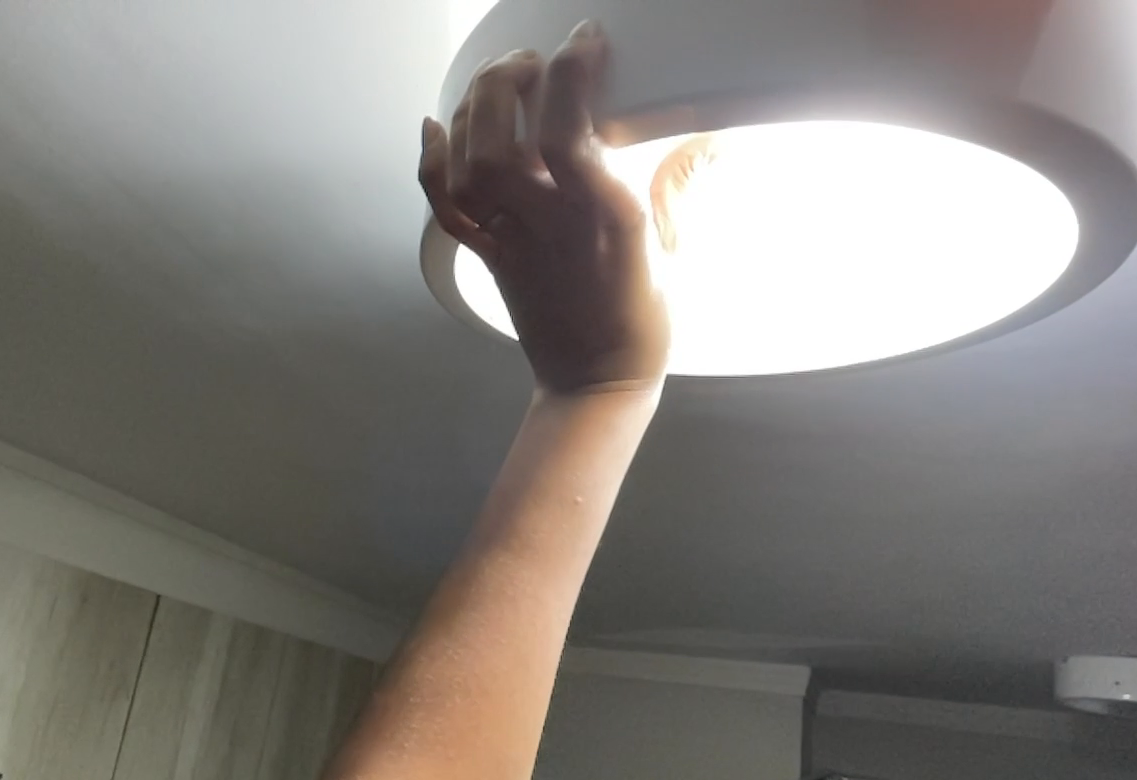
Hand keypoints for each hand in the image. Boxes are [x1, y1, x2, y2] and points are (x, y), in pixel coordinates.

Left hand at [420, 20, 669, 395]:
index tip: (582, 39)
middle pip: (500, 143)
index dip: (567, 69)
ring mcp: (514, 244)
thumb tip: (704, 139)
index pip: (567, 127)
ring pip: (469, 172)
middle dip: (503, 85)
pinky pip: (450, 214)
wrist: (594, 383)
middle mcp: (550, 224)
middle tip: (526, 63)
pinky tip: (433, 128)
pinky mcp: (492, 263)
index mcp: (604, 214)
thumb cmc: (640, 323)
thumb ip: (677, 187)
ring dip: (469, 118)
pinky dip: (432, 170)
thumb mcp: (671, 250)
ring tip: (493, 87)